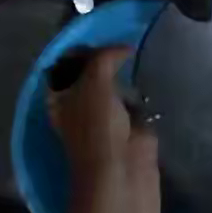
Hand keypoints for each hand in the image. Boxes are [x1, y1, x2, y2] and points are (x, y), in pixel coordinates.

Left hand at [48, 47, 158, 185]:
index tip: (101, 37)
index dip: (81, 51)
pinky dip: (142, 96)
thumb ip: (105, 58)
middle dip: (107, 61)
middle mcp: (80, 107)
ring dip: (126, 78)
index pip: (66, 65)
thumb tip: (124, 49)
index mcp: (61, 98)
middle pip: (92, 75)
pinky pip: (136, 105)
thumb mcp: (95, 83)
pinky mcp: (131, 130)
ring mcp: (107, 119)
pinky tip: (150, 84)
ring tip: (139, 58)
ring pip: (115, 89)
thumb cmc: (99, 128)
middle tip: (123, 46)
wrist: (123, 175)